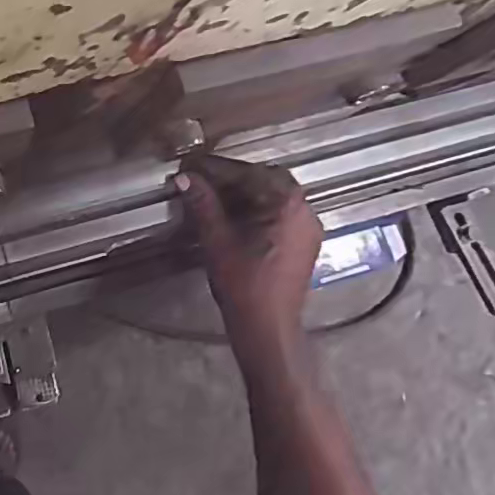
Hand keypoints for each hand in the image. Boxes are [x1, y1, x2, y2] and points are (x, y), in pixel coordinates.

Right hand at [176, 156, 322, 336]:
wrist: (267, 327)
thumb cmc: (242, 284)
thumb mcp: (217, 240)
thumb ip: (203, 205)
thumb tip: (185, 178)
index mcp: (286, 203)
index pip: (248, 173)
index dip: (217, 169)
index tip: (193, 168)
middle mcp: (304, 209)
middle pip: (266, 179)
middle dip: (234, 177)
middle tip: (204, 181)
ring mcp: (309, 227)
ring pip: (276, 197)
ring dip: (248, 193)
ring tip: (217, 198)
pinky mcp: (306, 243)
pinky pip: (283, 214)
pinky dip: (261, 209)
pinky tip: (238, 218)